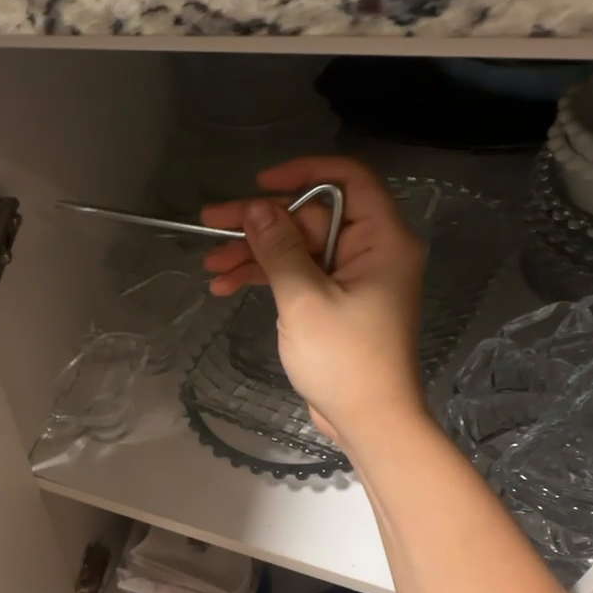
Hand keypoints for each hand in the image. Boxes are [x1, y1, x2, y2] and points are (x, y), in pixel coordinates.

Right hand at [201, 157, 427, 446]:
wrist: (368, 418)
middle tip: (211, 226)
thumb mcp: (304, 300)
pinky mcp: (335, 302)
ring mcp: (352, 278)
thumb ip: (279, 249)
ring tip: (211, 268)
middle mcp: (371, 250)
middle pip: (310, 218)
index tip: (258, 184)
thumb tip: (257, 208)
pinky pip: (298, 275)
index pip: (346, 181)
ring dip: (254, 255)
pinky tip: (228, 286)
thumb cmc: (344, 359)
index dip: (301, 174)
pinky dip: (266, 278)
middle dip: (261, 225)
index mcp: (381, 239)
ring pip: (298, 248)